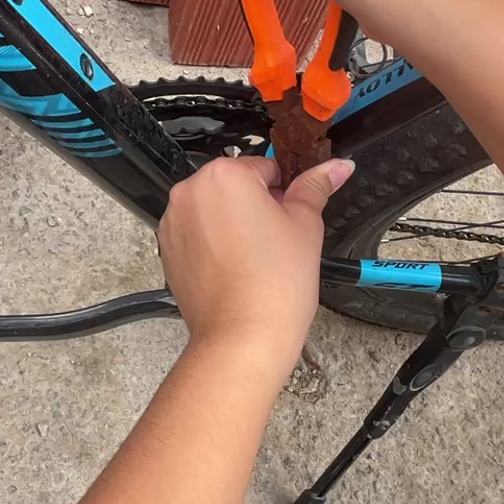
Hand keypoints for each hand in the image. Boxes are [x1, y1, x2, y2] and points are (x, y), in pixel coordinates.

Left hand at [158, 156, 353, 371]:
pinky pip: (197, 233)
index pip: (264, 167)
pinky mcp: (167, 249)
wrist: (242, 337)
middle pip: (235, 186)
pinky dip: (214, 244)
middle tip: (276, 240)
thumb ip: (315, 187)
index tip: (290, 215)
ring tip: (255, 257)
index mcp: (224, 175)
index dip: (283, 193)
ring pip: (215, 209)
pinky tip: (235, 267)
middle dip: (256, 206)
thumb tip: (335, 166)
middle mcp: (190, 192)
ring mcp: (174, 221)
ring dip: (233, 223)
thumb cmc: (272, 285)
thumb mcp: (305, 225)